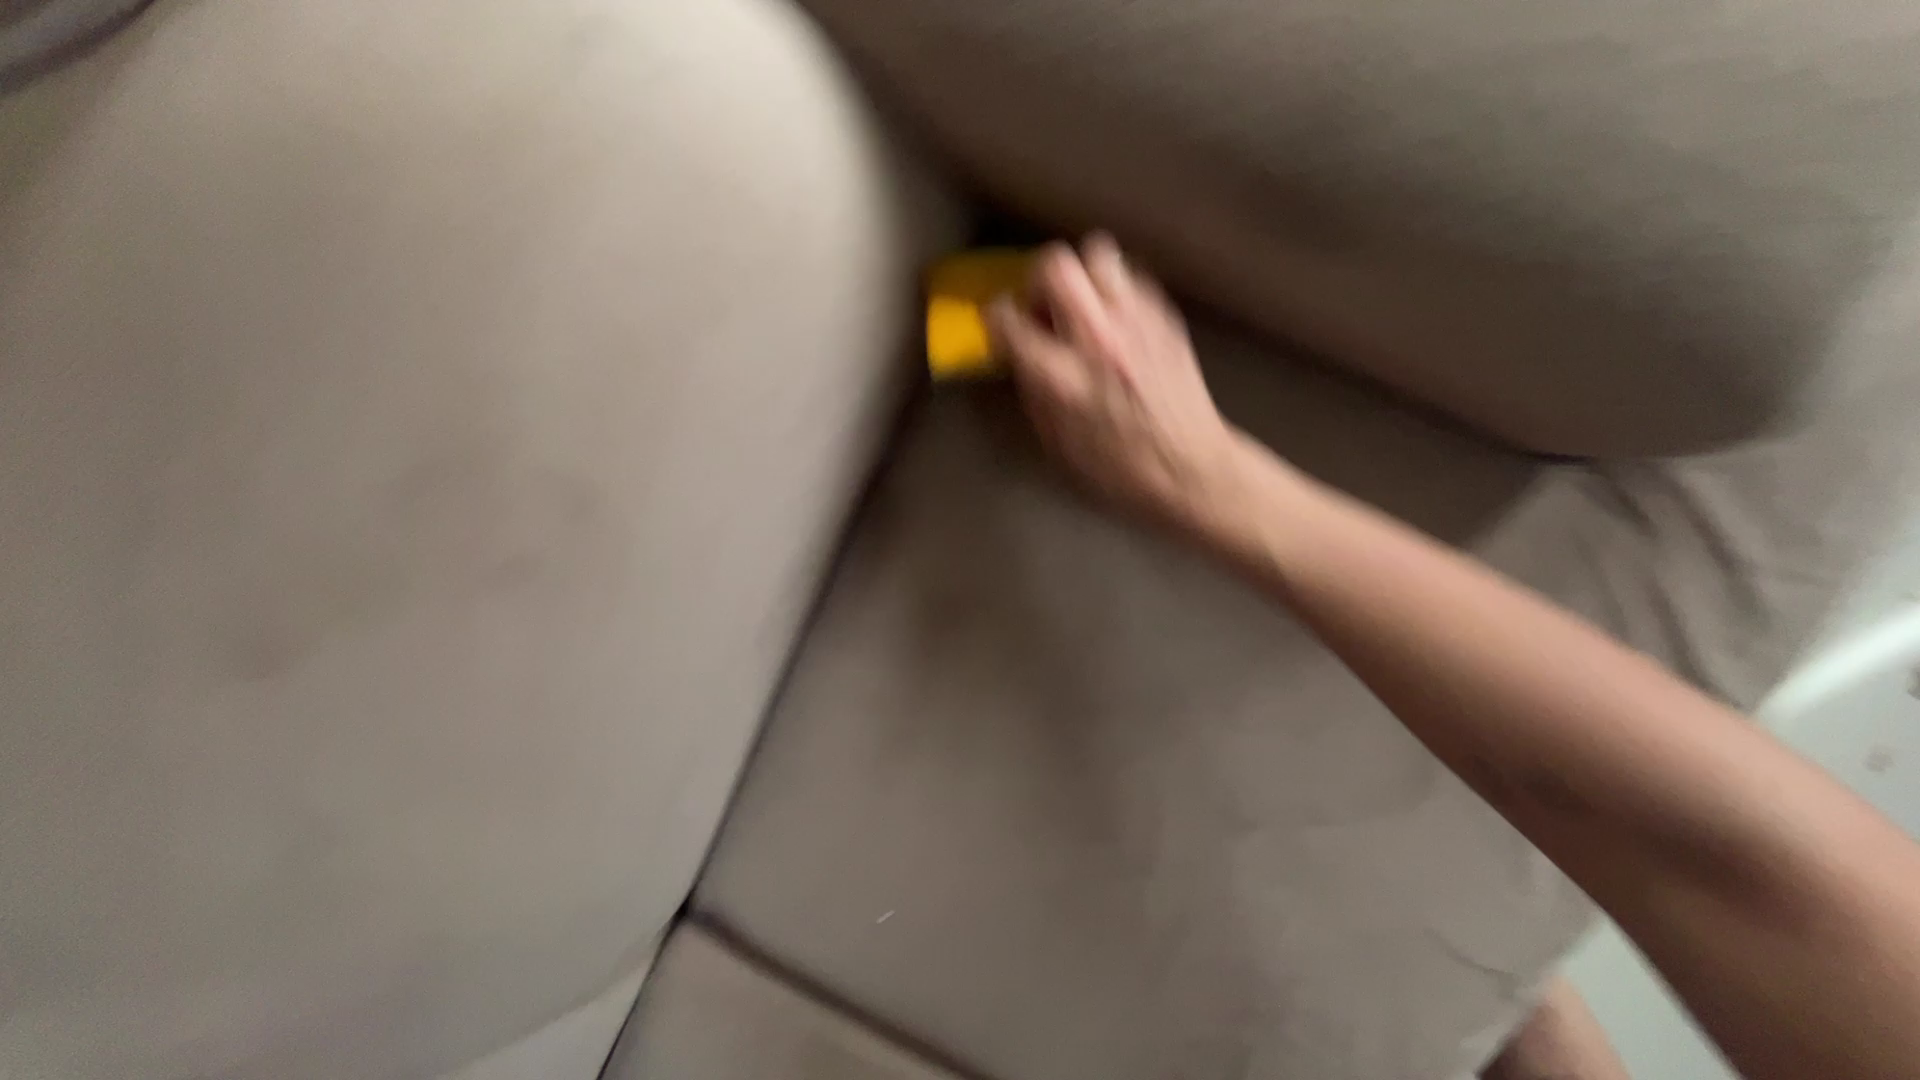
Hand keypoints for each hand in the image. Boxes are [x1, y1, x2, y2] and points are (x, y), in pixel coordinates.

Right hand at [987, 234, 1244, 530]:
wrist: (1190, 468)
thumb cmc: (1119, 469)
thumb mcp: (1057, 442)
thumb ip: (1033, 390)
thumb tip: (1021, 357)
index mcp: (1064, 379)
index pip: (1011, 321)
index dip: (996, 319)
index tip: (1000, 325)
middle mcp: (1100, 339)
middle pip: (1056, 267)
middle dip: (1036, 282)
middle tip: (1041, 308)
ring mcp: (1137, 322)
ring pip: (1097, 254)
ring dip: (1079, 275)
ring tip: (1080, 305)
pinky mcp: (1165, 317)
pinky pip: (1130, 277)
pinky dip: (1113, 291)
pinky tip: (1114, 321)